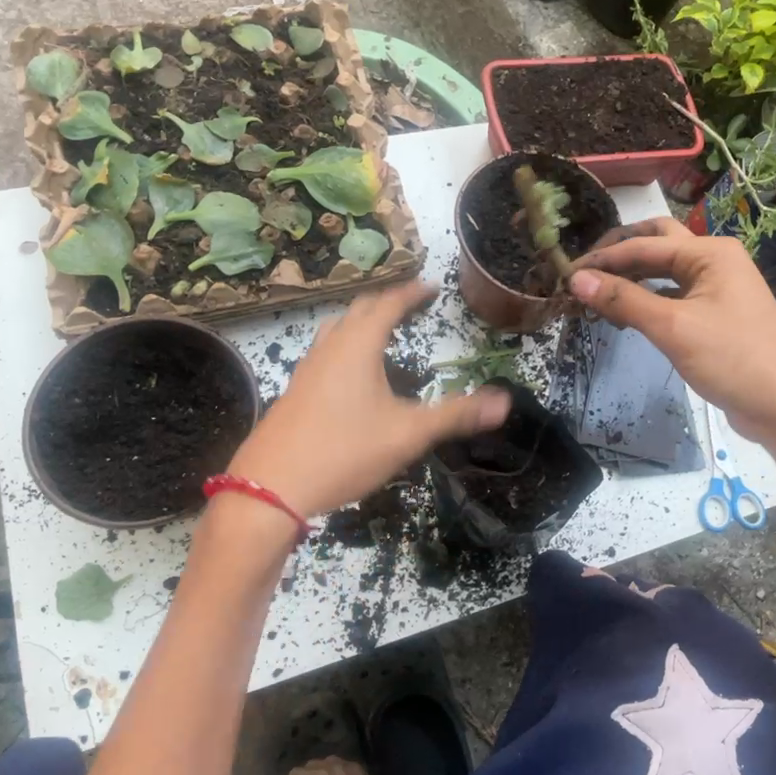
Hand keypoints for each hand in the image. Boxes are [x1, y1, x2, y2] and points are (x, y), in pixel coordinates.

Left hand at [226, 282, 509, 519]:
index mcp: (358, 346)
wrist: (270, 488)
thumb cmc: (344, 452)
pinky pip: (325, 353)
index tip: (431, 286)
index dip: (412, 293)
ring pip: (336, 330)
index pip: (388, 304)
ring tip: (382, 331)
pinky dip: (346, 347)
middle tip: (411, 304)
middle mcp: (330, 348)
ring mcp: (307, 369)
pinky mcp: (295, 392)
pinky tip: (353, 377)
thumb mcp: (408, 434)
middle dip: (387, 302)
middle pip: (359, 310)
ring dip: (361, 322)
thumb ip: (456, 415)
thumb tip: (505, 402)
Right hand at [568, 217, 775, 448]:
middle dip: (619, 253)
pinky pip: (674, 296)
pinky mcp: (716, 316)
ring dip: (632, 278)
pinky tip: (625, 316)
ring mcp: (718, 288)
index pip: (643, 245)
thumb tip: (577, 279)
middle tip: (583, 270)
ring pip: (665, 272)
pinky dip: (647, 300)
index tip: (563, 273)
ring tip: (595, 293)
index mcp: (709, 252)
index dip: (602, 258)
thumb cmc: (733, 360)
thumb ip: (624, 301)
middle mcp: (715, 261)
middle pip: (657, 244)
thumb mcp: (673, 329)